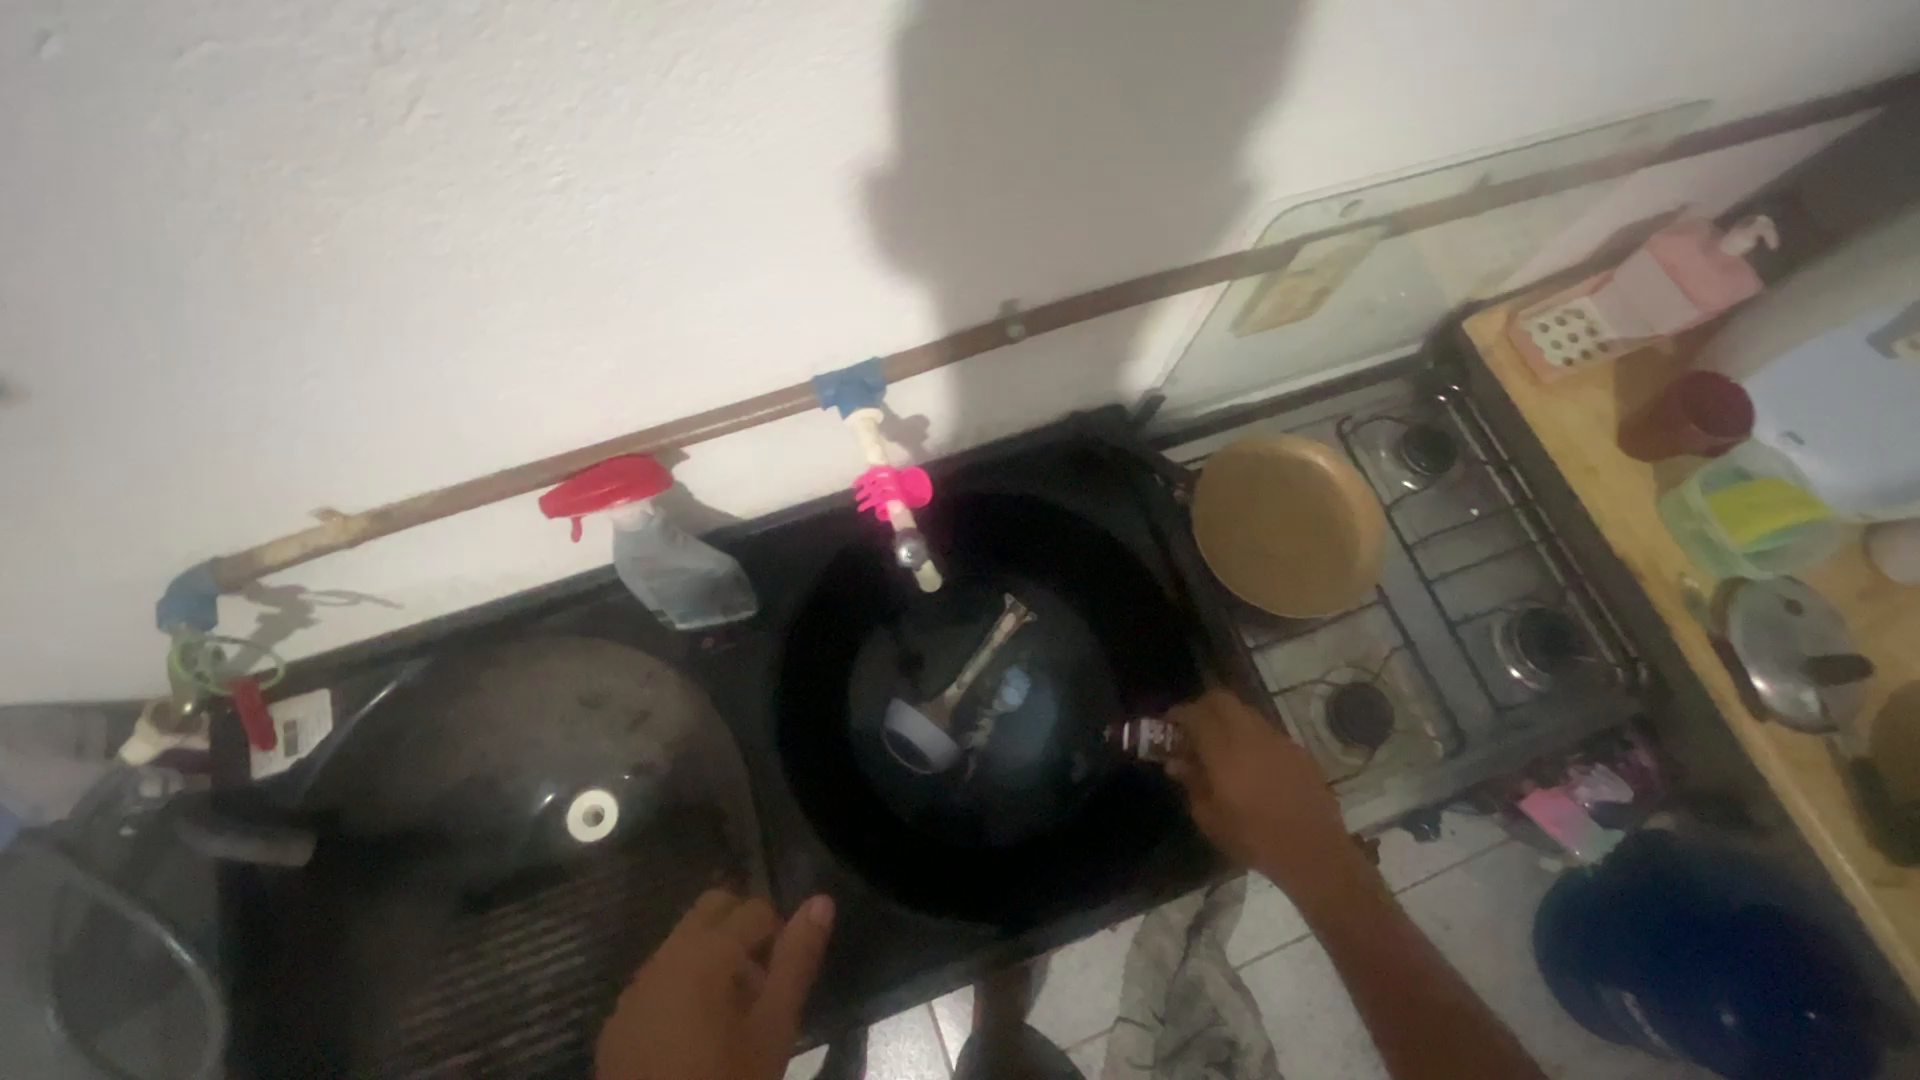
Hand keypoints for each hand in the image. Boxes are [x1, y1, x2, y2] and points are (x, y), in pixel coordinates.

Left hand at [596, 889, 834, 1079]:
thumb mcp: (774, 1029)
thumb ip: (796, 961)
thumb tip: (821, 901)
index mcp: (706, 951)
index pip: (755, 908)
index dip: (780, 933)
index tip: (786, 975)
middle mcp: (665, 956)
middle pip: (712, 908)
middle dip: (743, 927)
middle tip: (762, 981)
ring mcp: (635, 988)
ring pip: (682, 940)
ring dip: (713, 955)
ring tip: (734, 1012)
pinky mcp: (617, 1021)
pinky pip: (658, 978)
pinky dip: (683, 984)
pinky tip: (695, 1035)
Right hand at [1165, 689, 1360, 895]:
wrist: (1314, 853)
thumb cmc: (1254, 839)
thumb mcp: (1210, 817)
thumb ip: (1191, 783)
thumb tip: (1177, 763)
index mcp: (1224, 750)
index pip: (1195, 713)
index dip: (1178, 714)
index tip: (1169, 725)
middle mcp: (1251, 735)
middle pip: (1222, 700)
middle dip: (1202, 708)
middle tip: (1192, 729)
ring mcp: (1278, 740)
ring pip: (1246, 713)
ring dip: (1228, 721)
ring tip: (1220, 748)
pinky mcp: (1298, 752)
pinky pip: (1266, 732)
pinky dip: (1250, 738)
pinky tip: (1250, 765)